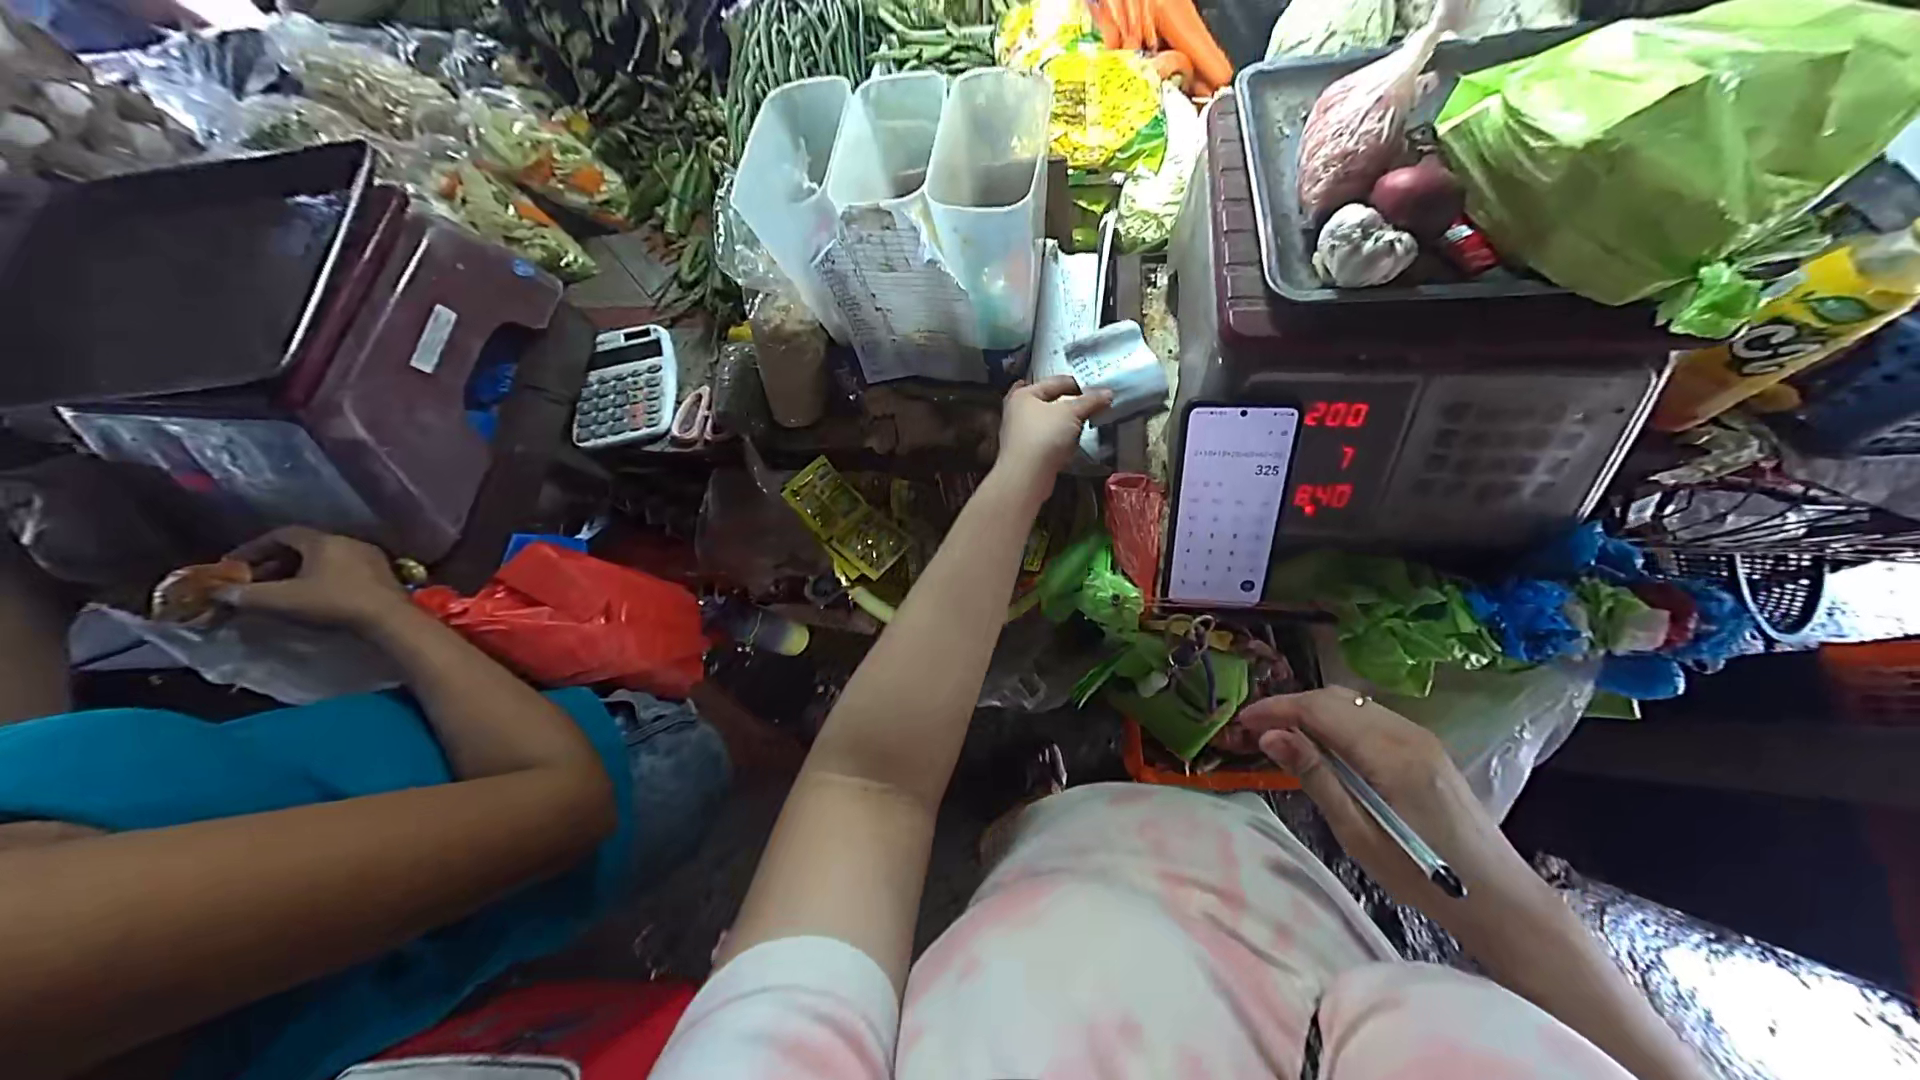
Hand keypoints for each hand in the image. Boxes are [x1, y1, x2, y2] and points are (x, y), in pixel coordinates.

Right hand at [216, 527, 412, 631]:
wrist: (389, 616)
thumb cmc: (334, 601)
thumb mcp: (282, 599)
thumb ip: (245, 595)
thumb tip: (217, 592)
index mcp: (325, 541)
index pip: (282, 534)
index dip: (254, 547)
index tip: (233, 564)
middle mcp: (350, 541)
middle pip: (305, 545)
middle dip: (275, 560)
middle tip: (254, 579)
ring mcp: (370, 556)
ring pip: (326, 556)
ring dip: (299, 569)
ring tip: (280, 588)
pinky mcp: (382, 572)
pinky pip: (344, 566)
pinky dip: (322, 575)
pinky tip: (314, 593)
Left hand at [994, 376, 1113, 488]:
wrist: (1026, 475)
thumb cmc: (1045, 435)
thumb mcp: (1071, 412)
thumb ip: (1090, 401)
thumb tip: (1108, 393)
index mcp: (1024, 394)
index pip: (1055, 381)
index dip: (1078, 383)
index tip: (1098, 388)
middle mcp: (1017, 410)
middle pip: (1050, 401)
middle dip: (1071, 402)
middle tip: (1093, 403)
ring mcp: (1020, 432)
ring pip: (1048, 421)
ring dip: (1065, 421)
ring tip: (1085, 420)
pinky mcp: (1026, 452)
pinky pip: (1047, 439)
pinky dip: (1060, 437)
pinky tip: (1071, 441)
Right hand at [1237, 687, 1551, 930]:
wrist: (1502, 900)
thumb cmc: (1424, 877)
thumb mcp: (1357, 834)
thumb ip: (1315, 777)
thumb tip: (1270, 736)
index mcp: (1389, 754)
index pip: (1319, 709)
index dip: (1276, 709)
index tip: (1242, 721)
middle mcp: (1406, 733)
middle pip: (1334, 698)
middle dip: (1290, 706)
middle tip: (1256, 729)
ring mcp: (1420, 736)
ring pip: (1351, 703)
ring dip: (1311, 710)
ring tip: (1282, 735)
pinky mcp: (1425, 747)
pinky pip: (1369, 717)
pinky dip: (1335, 720)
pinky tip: (1322, 744)